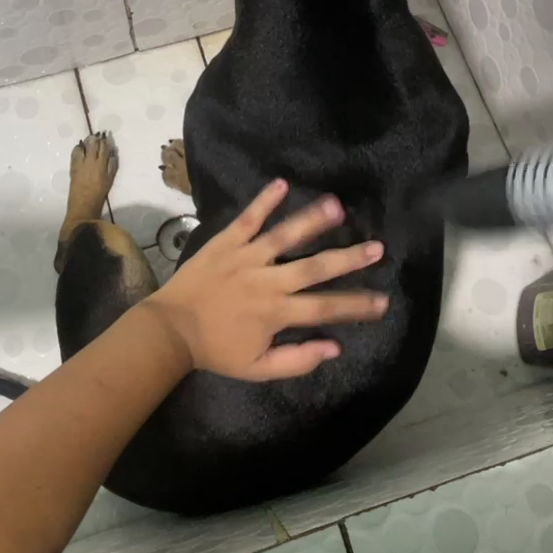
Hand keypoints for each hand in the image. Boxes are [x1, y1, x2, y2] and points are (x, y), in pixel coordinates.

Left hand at [137, 180, 387, 381]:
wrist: (170, 330)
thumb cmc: (216, 350)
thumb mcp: (258, 369)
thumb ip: (297, 360)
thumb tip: (335, 347)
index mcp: (276, 313)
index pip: (325, 307)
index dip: (356, 305)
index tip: (383, 300)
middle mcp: (266, 282)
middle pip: (314, 268)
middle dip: (348, 258)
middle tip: (377, 247)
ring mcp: (246, 258)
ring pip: (284, 236)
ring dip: (312, 220)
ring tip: (337, 205)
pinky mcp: (225, 242)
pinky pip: (247, 219)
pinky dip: (263, 201)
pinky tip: (281, 183)